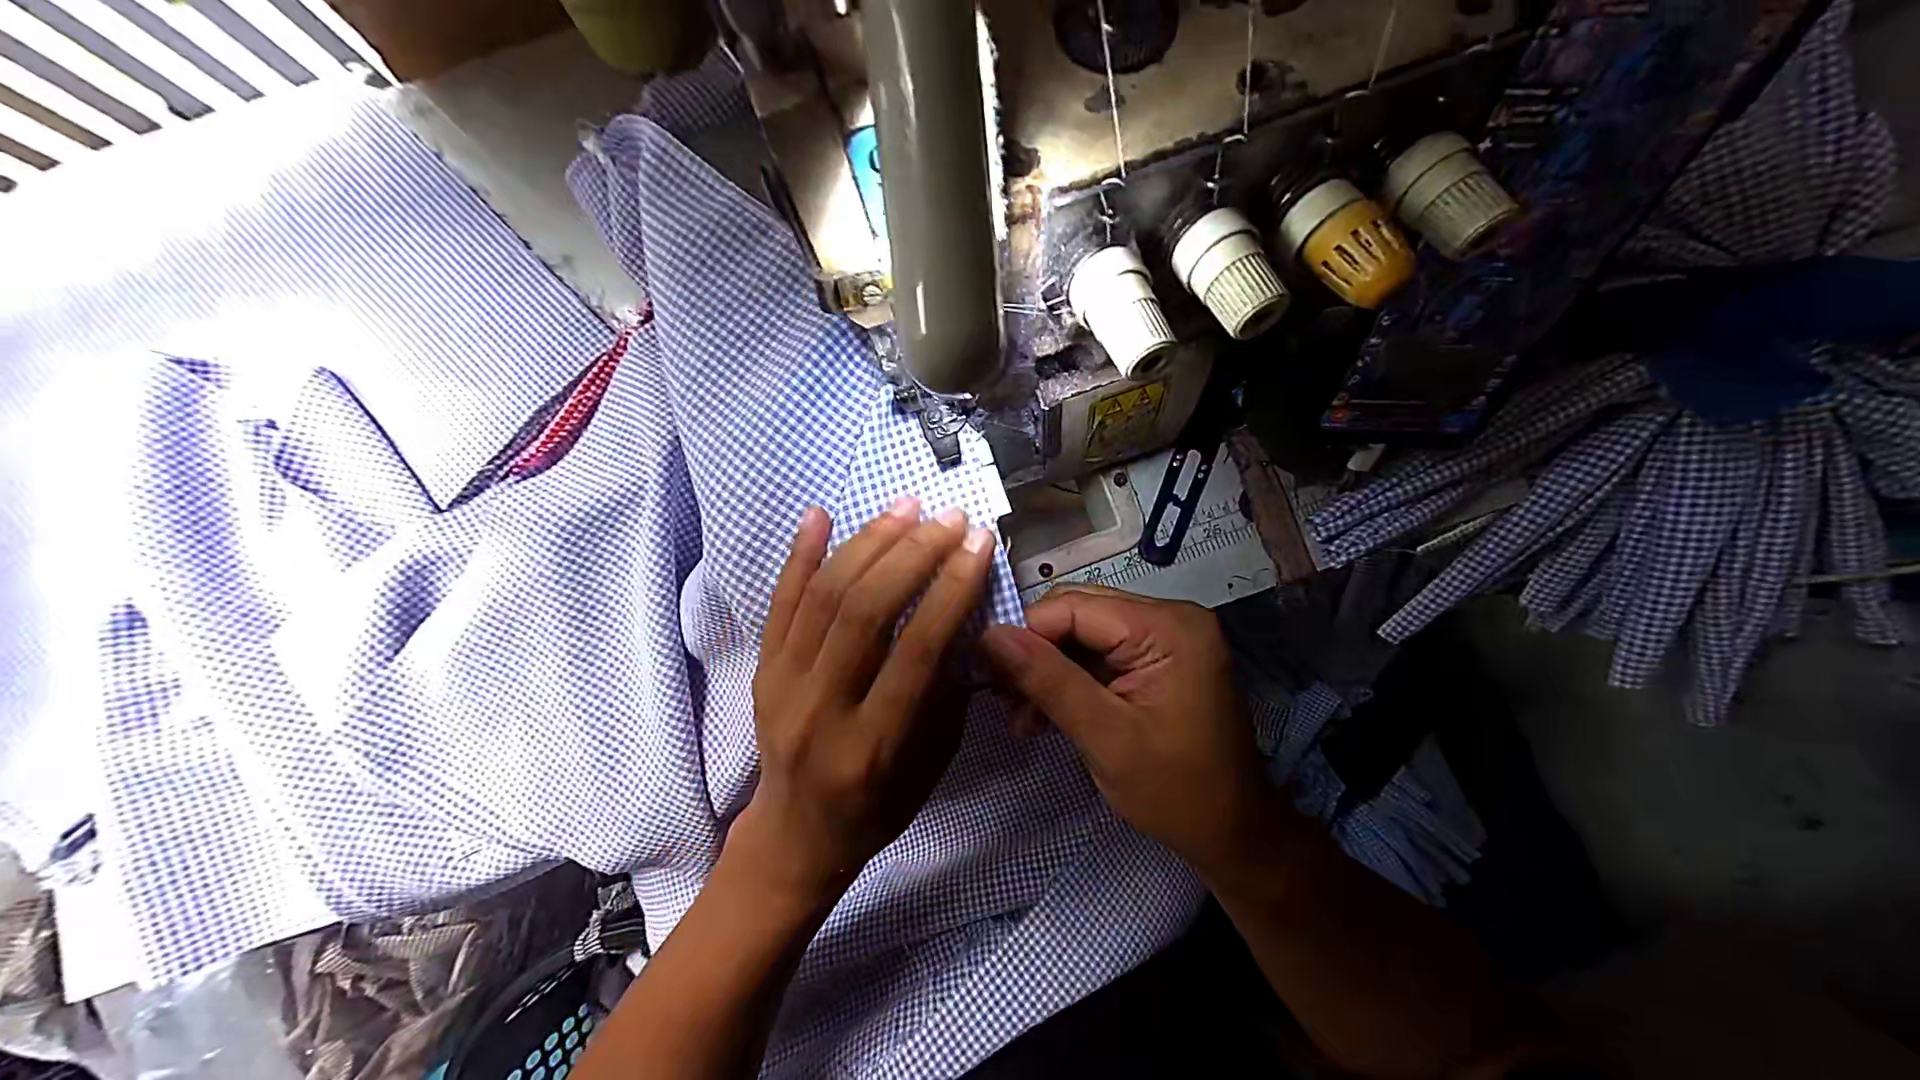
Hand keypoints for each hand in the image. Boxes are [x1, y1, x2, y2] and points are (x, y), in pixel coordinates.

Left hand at [729, 498, 995, 905]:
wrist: (795, 834)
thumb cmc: (877, 805)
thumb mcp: (931, 762)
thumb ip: (944, 690)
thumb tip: (958, 612)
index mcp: (872, 743)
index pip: (916, 647)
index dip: (951, 587)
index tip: (977, 543)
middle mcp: (820, 708)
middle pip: (865, 610)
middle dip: (913, 554)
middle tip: (947, 519)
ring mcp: (781, 685)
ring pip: (824, 596)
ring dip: (869, 542)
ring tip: (905, 507)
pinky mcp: (761, 669)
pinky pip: (780, 602)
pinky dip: (800, 554)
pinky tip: (820, 514)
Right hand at [980, 586, 1276, 878]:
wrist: (1232, 833)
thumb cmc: (1175, 791)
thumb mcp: (1104, 736)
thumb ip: (1048, 680)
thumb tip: (989, 636)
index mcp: (1168, 627)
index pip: (1074, 607)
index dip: (1025, 634)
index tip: (988, 673)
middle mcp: (1170, 617)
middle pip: (1077, 615)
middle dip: (1034, 655)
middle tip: (1003, 699)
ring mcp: (1166, 637)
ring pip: (1082, 635)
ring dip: (1047, 672)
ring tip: (1022, 718)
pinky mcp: (1158, 659)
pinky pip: (1099, 654)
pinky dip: (1069, 681)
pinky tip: (1044, 716)